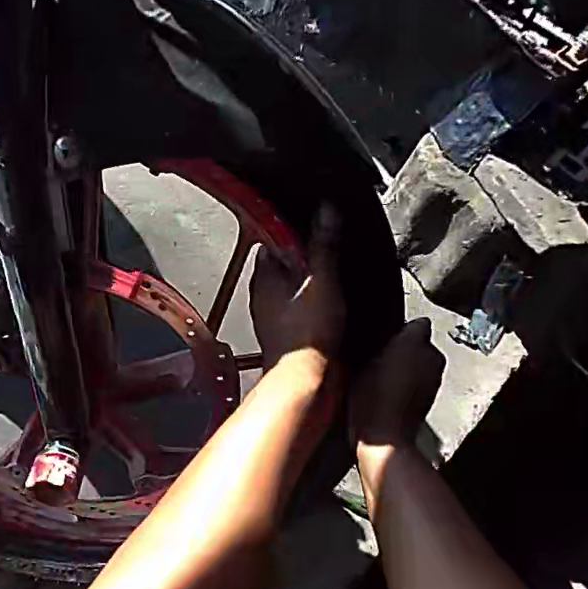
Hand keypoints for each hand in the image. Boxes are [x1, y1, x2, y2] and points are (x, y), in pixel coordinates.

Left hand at [250, 205, 344, 365]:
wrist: (303, 377)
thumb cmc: (307, 334)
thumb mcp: (323, 280)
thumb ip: (324, 245)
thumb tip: (327, 211)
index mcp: (263, 276)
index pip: (272, 240)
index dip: (294, 231)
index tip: (314, 228)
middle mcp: (260, 296)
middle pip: (281, 264)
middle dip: (301, 258)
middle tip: (325, 257)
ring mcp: (268, 316)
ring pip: (286, 287)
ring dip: (304, 283)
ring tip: (328, 283)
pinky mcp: (280, 334)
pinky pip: (293, 309)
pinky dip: (306, 305)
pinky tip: (323, 309)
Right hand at [350, 317, 444, 449]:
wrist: (384, 439)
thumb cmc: (373, 400)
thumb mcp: (366, 362)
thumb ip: (381, 342)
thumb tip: (388, 330)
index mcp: (418, 341)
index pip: (415, 323)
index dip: (398, 331)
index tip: (383, 340)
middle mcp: (434, 357)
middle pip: (418, 344)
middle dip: (403, 350)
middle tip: (378, 362)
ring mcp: (434, 380)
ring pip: (418, 364)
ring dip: (405, 368)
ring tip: (381, 381)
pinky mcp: (430, 398)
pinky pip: (417, 383)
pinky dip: (407, 386)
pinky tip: (388, 395)